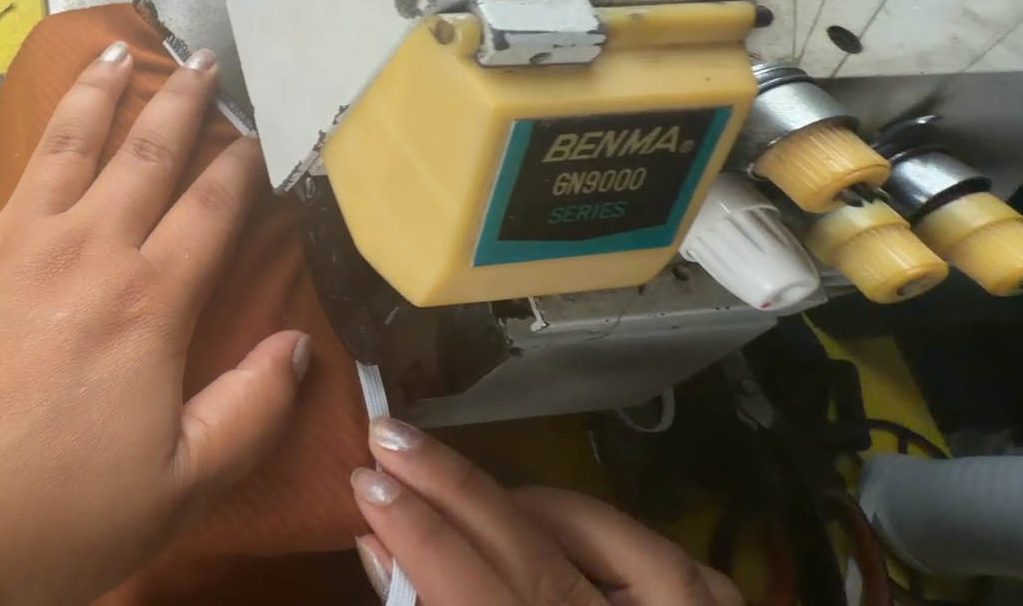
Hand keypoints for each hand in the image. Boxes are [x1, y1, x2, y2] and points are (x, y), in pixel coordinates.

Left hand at [0, 43, 311, 605]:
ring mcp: (2, 242)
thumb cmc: (40, 516)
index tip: (260, 132)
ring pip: (57, 143)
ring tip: (111, 48)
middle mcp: (78, 246)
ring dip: (89, 92)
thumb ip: (249, 415)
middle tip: (202, 60)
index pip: (211, 210)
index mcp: (144, 299)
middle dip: (180, 101)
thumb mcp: (173, 491)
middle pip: (143, 154)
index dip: (242, 166)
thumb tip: (299, 348)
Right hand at [352, 418, 742, 605]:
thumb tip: (376, 540)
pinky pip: (659, 555)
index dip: (419, 534)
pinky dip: (588, 523)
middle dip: (451, 487)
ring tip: (459, 491)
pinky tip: (543, 519)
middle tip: (386, 433)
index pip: (474, 598)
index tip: (363, 478)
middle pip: (531, 561)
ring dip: (514, 504)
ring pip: (600, 546)